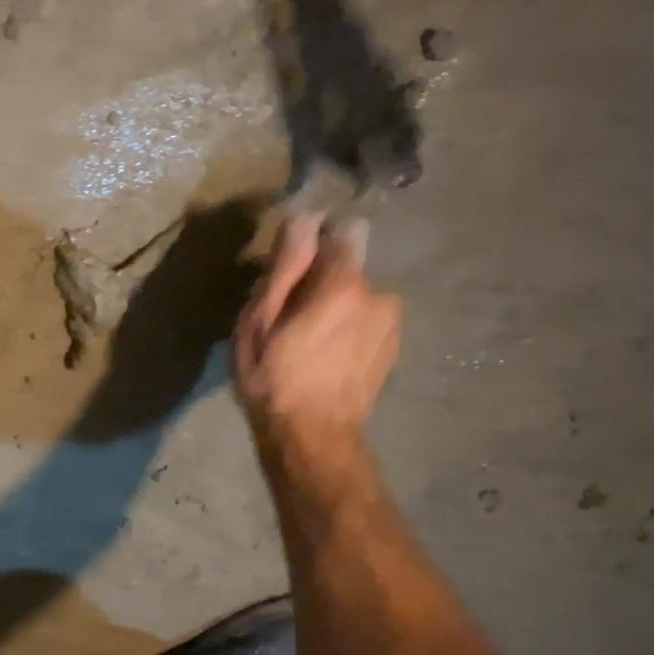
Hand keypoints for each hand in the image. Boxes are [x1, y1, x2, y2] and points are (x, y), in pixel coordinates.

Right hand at [234, 215, 402, 453]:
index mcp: (343, 284)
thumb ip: (285, 269)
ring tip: (304, 341)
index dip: (308, 248)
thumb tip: (303, 218)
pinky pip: (366, 320)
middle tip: (284, 318)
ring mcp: (392, 321)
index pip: (335, 235)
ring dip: (333, 308)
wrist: (313, 436)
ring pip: (356, 296)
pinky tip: (324, 357)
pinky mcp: (393, 344)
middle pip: (345, 269)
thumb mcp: (260, 322)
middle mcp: (379, 293)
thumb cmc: (274, 379)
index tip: (284, 271)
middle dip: (317, 283)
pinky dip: (346, 328)